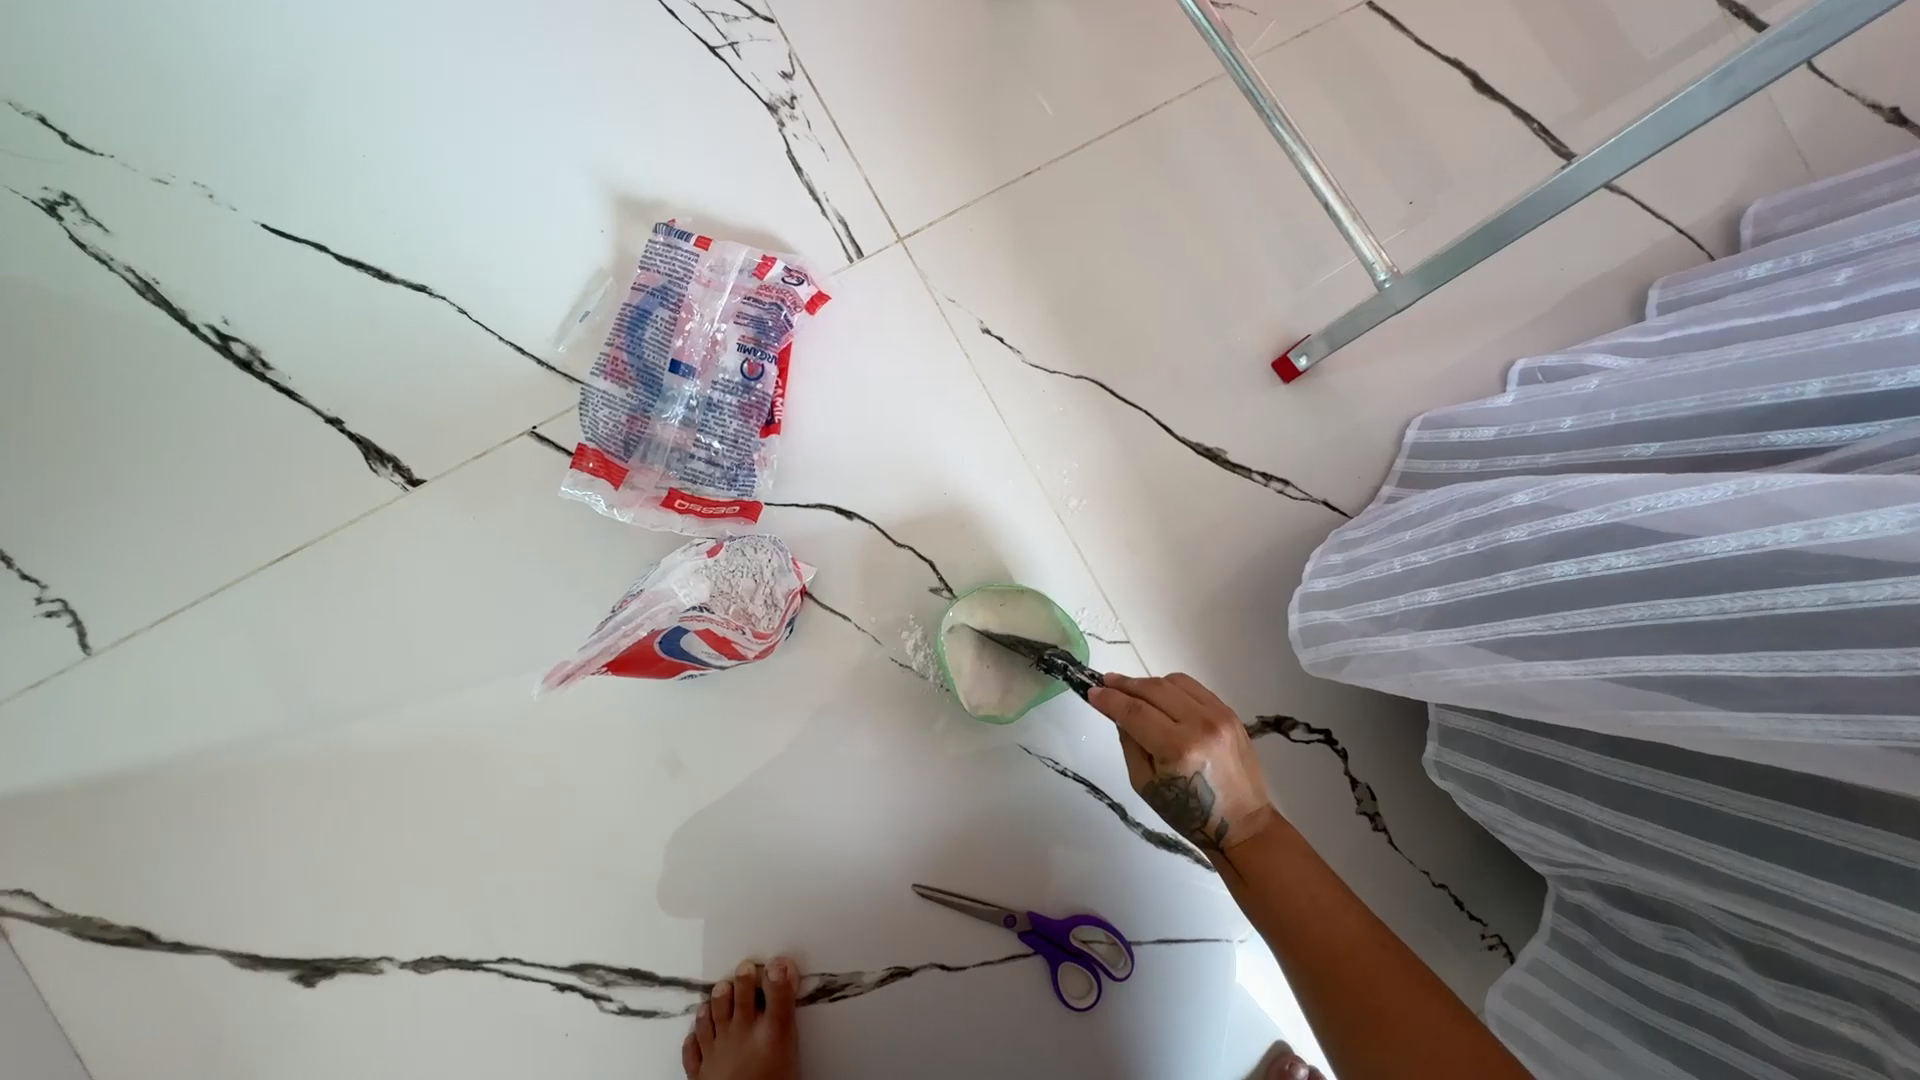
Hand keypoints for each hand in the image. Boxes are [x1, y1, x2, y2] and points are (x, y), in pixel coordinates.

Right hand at [1088, 673, 1279, 854]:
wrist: (1243, 822)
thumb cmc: (1189, 813)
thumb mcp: (1146, 784)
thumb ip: (1130, 744)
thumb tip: (1118, 714)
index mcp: (1177, 749)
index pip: (1135, 712)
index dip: (1110, 700)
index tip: (1092, 692)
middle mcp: (1200, 725)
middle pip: (1153, 690)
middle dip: (1125, 684)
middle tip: (1105, 683)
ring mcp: (1219, 715)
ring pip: (1174, 682)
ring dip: (1147, 683)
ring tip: (1130, 689)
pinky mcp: (1230, 713)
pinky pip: (1194, 687)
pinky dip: (1171, 687)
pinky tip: (1159, 696)